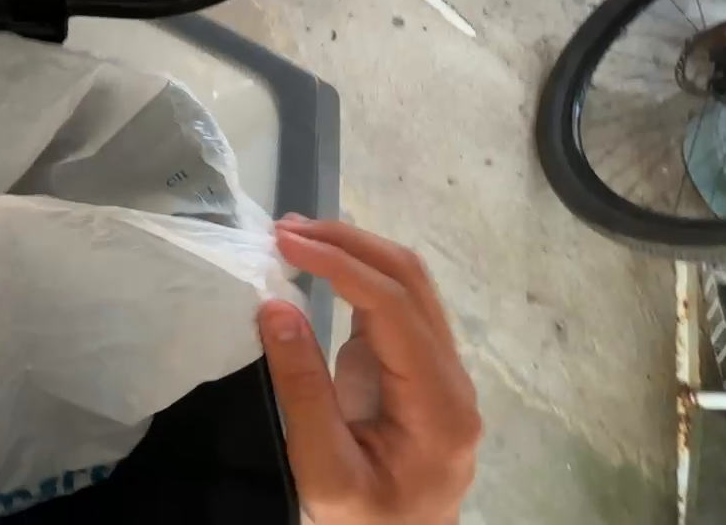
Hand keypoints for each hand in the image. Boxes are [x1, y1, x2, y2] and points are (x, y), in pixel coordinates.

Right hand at [257, 216, 480, 524]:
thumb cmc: (361, 519)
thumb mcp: (324, 469)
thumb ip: (302, 390)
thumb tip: (275, 304)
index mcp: (439, 406)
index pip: (394, 307)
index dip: (338, 264)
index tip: (281, 242)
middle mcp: (451, 378)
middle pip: (410, 281)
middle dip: (346, 242)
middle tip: (281, 230)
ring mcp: (436, 369)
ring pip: (406, 282)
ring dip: (351, 248)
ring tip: (291, 235)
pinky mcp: (413, 365)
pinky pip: (391, 299)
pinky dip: (352, 268)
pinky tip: (314, 261)